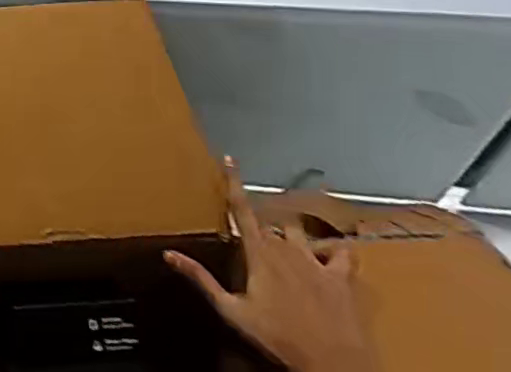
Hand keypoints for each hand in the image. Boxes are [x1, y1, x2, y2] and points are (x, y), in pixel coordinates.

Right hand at [164, 160, 377, 371]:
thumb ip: (201, 279)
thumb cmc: (279, 337)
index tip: (230, 159)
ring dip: (291, 236)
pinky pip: (342, 254)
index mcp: (259, 253)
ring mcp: (317, 262)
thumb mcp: (233, 311)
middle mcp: (286, 249)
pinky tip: (334, 252)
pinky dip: (336, 250)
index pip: (241, 209)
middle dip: (260, 227)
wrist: (334, 365)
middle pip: (269, 224)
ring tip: (288, 243)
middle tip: (255, 242)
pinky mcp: (342, 278)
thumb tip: (168, 254)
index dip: (234, 182)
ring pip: (299, 233)